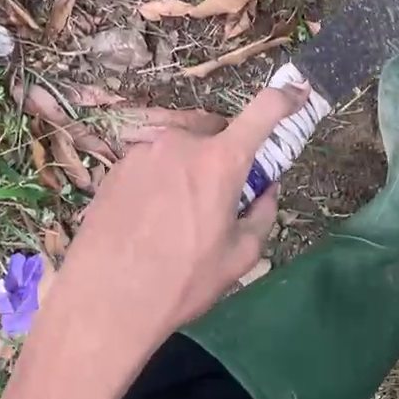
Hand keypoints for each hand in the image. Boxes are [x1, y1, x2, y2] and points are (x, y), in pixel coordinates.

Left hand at [48, 83, 308, 337]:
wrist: (100, 306)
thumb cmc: (181, 282)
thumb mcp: (240, 256)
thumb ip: (262, 213)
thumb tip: (265, 190)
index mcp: (221, 161)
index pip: (264, 110)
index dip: (286, 98)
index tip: (298, 93)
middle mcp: (182, 144)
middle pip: (217, 133)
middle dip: (227, 155)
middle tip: (222, 196)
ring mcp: (143, 153)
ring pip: (182, 149)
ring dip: (191, 169)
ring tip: (179, 217)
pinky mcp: (115, 169)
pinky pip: (152, 164)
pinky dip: (162, 181)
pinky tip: (150, 221)